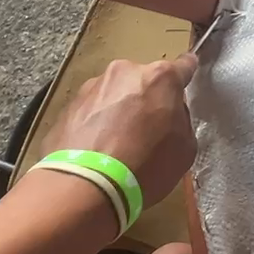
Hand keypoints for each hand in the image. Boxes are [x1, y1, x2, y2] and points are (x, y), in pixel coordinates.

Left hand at [40, 55, 198, 205]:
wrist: (85, 187)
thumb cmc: (146, 165)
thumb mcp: (184, 148)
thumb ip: (180, 121)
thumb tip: (168, 115)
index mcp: (160, 77)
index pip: (183, 66)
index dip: (186, 75)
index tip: (186, 81)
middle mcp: (125, 72)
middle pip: (143, 81)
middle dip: (146, 98)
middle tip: (146, 130)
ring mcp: (92, 87)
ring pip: (114, 94)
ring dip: (118, 111)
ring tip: (115, 145)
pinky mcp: (67, 107)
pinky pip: (90, 112)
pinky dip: (95, 125)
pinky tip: (95, 152)